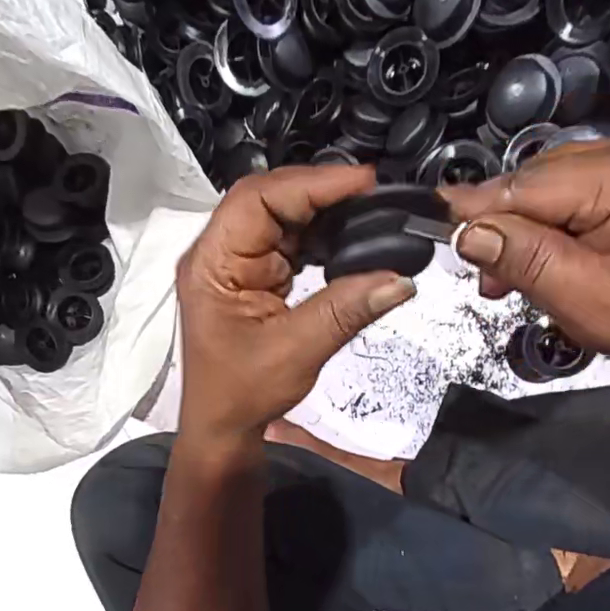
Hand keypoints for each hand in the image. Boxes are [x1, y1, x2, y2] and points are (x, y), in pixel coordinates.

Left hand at [175, 165, 417, 442]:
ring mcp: (236, 266)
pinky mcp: (254, 279)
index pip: (259, 199)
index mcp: (213, 264)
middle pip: (272, 201)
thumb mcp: (296, 351)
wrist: (224, 428)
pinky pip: (290, 245)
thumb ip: (347, 310)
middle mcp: (219, 255)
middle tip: (372, 195)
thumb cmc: (239, 396)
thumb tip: (397, 280)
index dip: (313, 184)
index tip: (360, 182)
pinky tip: (348, 243)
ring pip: (284, 220)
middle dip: (323, 195)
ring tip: (368, 216)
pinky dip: (321, 242)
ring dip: (325, 218)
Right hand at [442, 123, 609, 368]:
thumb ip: (526, 259)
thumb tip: (472, 232)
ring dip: (533, 232)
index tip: (439, 220)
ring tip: (522, 278)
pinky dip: (561, 226)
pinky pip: (584, 190)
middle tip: (492, 279)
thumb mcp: (589, 299)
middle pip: (542, 182)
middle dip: (510, 230)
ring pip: (558, 188)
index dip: (480, 208)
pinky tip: (555, 258)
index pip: (530, 184)